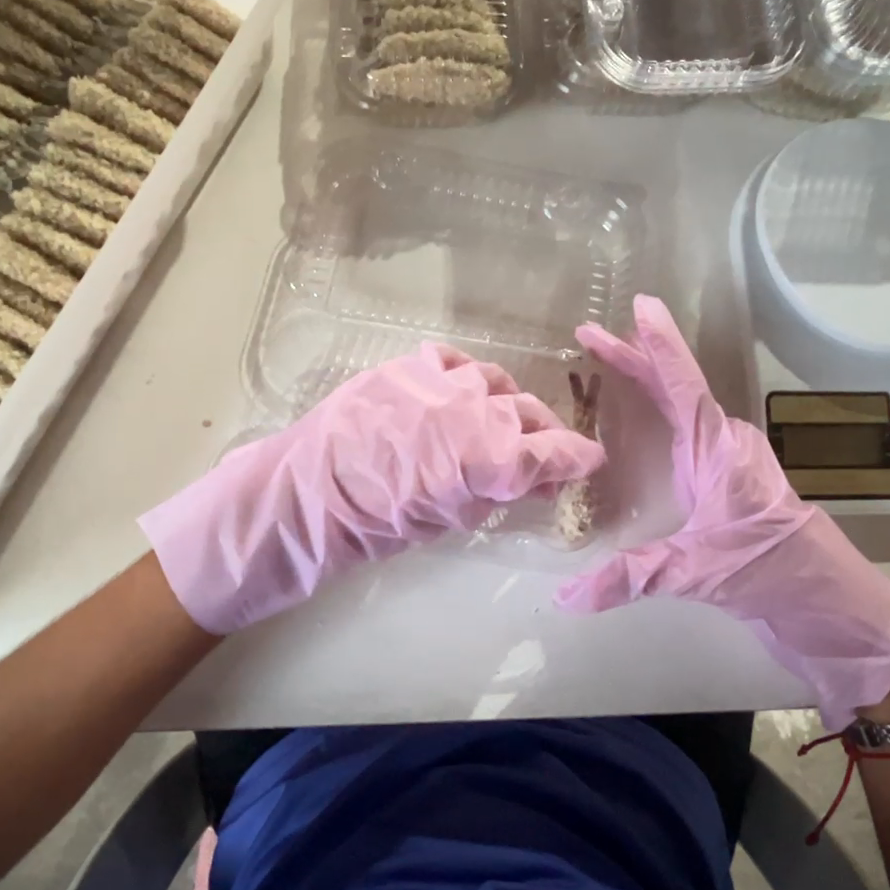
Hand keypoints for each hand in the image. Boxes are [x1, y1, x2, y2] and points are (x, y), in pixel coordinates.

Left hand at [140, 343, 604, 632]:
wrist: (302, 497)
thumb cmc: (373, 527)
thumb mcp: (444, 521)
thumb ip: (493, 494)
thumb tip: (530, 481)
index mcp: (481, 456)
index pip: (548, 452)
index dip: (573, 459)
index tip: (588, 463)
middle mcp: (468, 408)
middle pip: (526, 413)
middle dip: (541, 436)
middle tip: (540, 458)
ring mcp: (434, 381)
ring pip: (492, 381)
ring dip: (504, 405)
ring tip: (496, 426)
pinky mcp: (403, 367)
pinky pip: (451, 362)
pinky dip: (464, 378)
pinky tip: (459, 395)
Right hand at [555, 296, 889, 727]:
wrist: (830, 605)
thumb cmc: (772, 573)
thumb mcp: (697, 573)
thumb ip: (631, 578)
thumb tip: (566, 597)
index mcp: (719, 450)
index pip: (683, 385)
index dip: (658, 345)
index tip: (640, 306)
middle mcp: (725, 444)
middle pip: (676, 386)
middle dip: (632, 357)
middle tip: (589, 335)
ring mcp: (729, 461)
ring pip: (684, 405)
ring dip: (648, 379)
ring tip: (610, 360)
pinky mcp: (728, 482)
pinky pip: (688, 428)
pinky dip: (660, 410)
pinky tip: (645, 419)